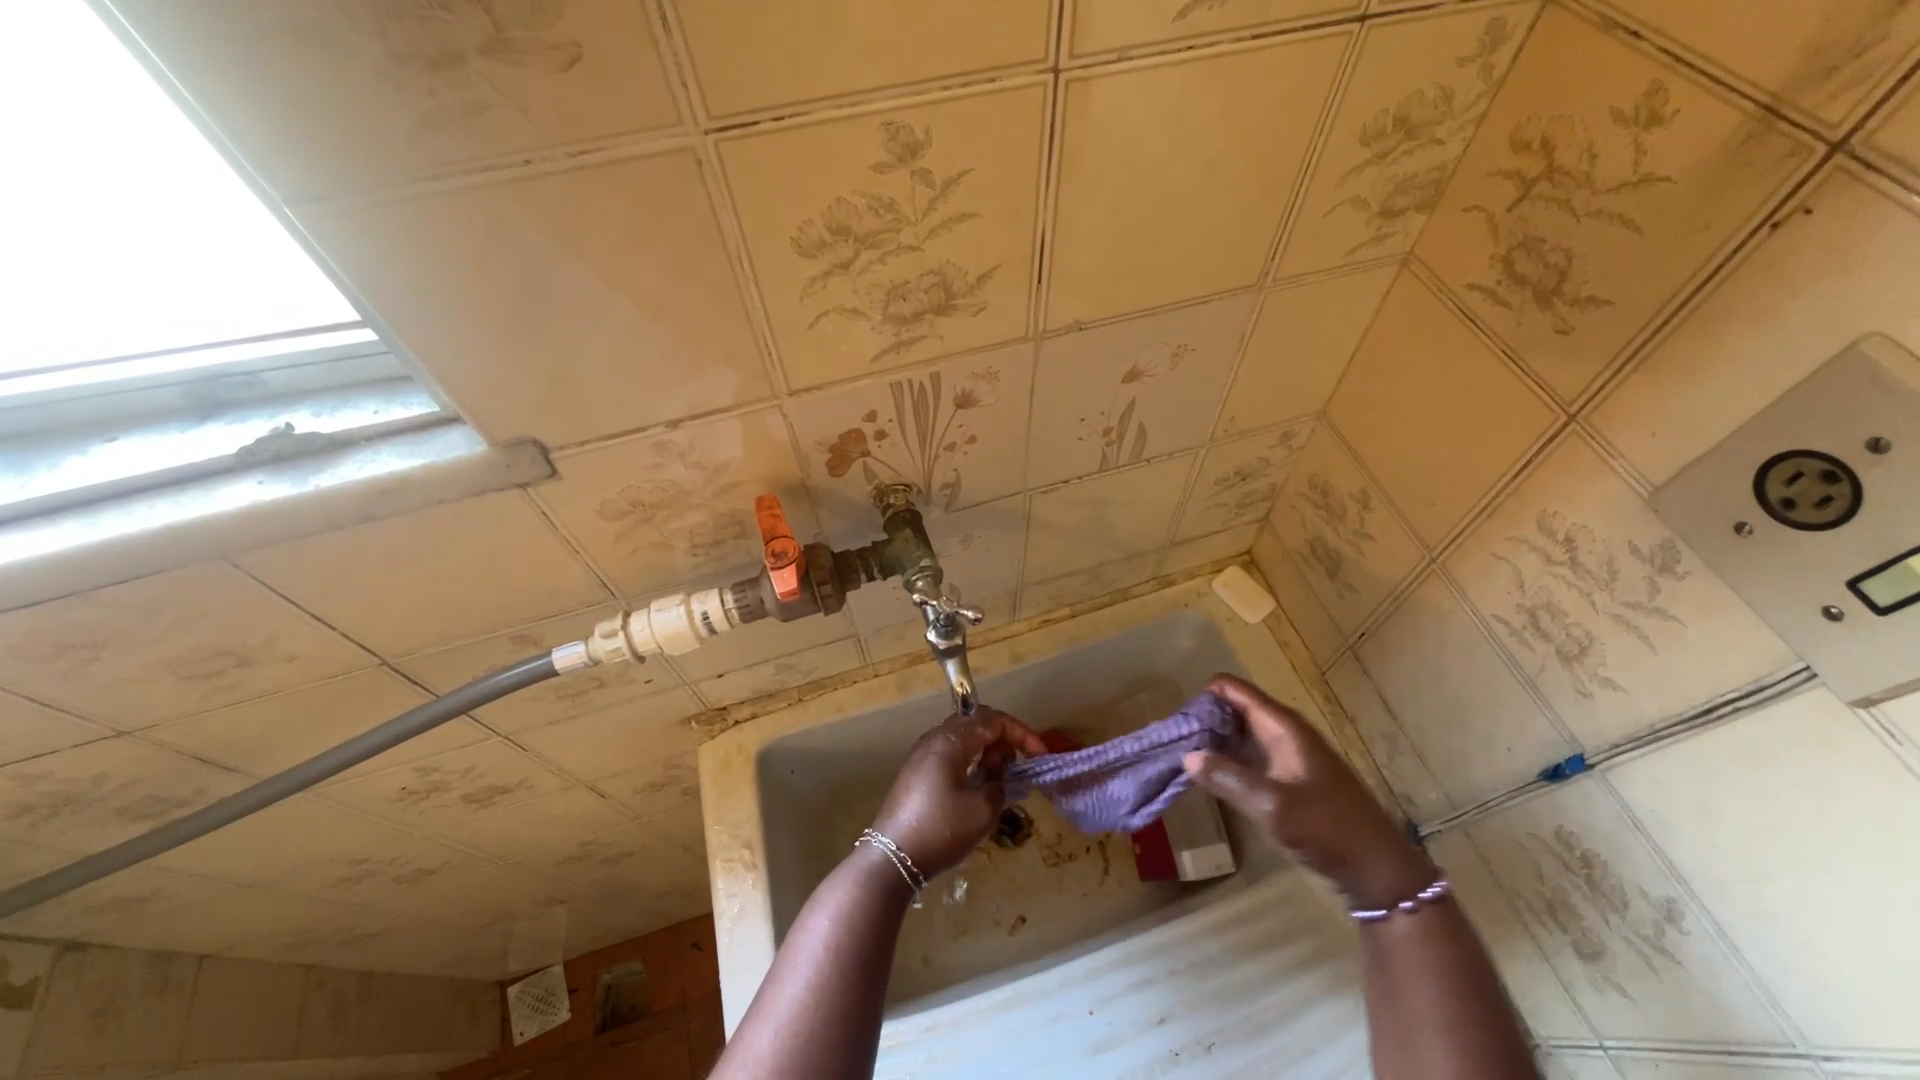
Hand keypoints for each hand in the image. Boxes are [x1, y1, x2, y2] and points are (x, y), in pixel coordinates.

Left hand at [869, 708, 1047, 878]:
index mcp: (951, 740)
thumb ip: (999, 786)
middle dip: (1003, 741)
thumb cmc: (941, 828)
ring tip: (998, 781)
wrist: (892, 857)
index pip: (993, 720)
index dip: (1022, 734)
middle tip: (1016, 768)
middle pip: (976, 724)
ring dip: (986, 753)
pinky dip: (970, 764)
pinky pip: (951, 756)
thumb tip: (997, 780)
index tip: (1040, 756)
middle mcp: (935, 739)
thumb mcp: (983, 810)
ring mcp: (922, 755)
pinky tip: (977, 789)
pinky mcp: (917, 773)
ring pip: (963, 740)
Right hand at [1184, 674, 1432, 907]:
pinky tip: (1211, 779)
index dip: (1202, 699)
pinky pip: (1252, 756)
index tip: (1176, 724)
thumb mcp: (1272, 806)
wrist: (1377, 868)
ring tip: (1182, 759)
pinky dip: (1230, 760)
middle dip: (1204, 720)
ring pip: (1243, 733)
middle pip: (1235, 709)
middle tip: (1172, 745)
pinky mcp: (1292, 778)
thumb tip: (1187, 755)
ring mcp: (1291, 756)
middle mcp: (1286, 733)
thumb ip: (1228, 778)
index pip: (1234, 690)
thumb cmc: (1328, 830)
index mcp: (1284, 726)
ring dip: (1215, 741)